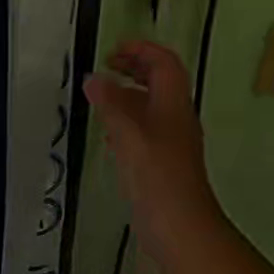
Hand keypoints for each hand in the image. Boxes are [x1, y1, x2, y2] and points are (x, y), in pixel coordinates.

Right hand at [82, 40, 218, 231]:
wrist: (179, 225)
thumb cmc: (158, 177)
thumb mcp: (130, 136)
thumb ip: (112, 106)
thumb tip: (94, 79)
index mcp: (173, 105)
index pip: (164, 64)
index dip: (142, 50)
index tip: (114, 49)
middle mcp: (175, 119)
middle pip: (160, 82)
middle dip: (135, 68)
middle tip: (108, 66)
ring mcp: (169, 142)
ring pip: (151, 107)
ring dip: (129, 95)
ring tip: (101, 96)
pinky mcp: (160, 163)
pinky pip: (144, 131)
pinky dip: (127, 122)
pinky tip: (109, 133)